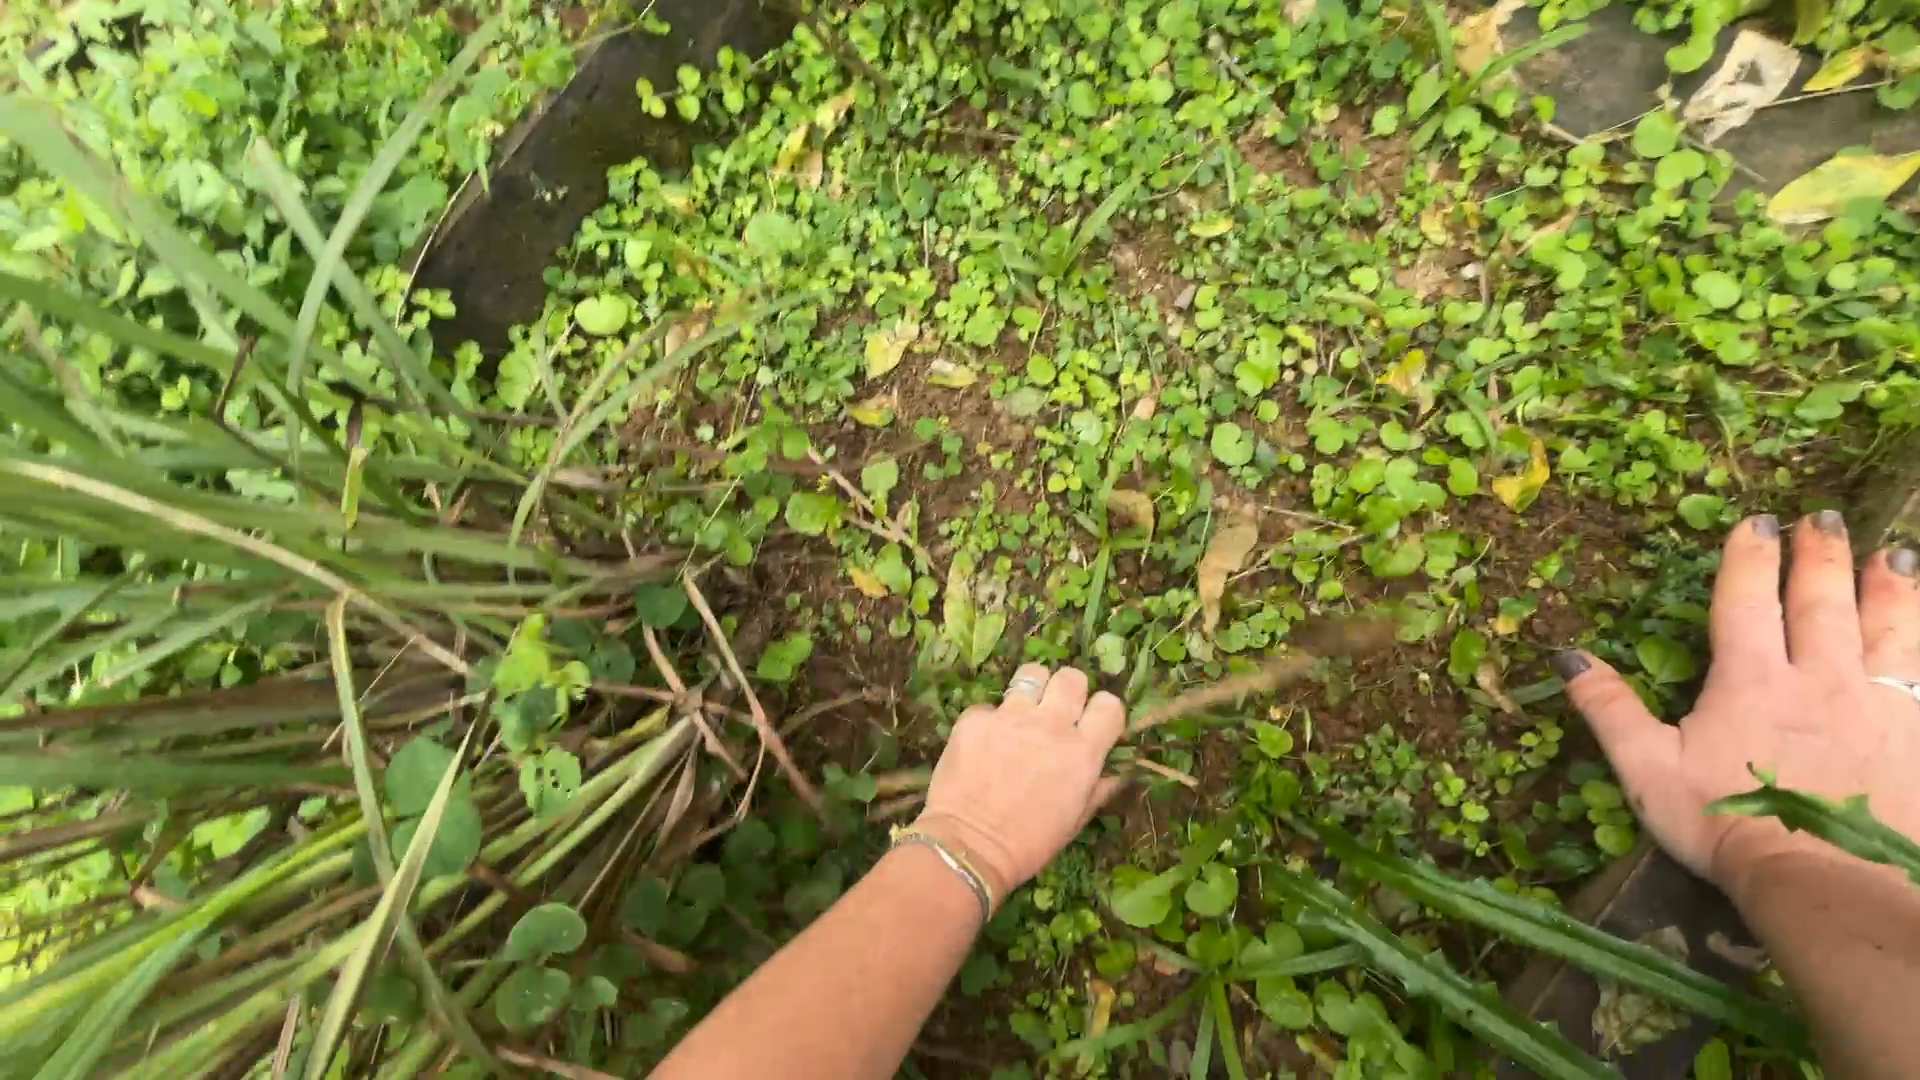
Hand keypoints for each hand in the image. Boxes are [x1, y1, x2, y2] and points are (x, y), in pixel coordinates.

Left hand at [912, 665, 1127, 901]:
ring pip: (1031, 674)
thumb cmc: (1029, 843)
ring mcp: (1010, 717)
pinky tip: (984, 743)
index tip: (1093, 721)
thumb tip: (1119, 769)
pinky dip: (990, 720)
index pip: (1109, 705)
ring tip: (1023, 709)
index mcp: (1082, 752)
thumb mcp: (1075, 819)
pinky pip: (990, 705)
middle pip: (1071, 678)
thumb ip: (1099, 787)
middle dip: (1068, 689)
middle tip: (1057, 708)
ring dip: (1031, 689)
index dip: (1103, 710)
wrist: (969, 847)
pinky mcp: (975, 718)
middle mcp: (1050, 726)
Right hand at [1559, 511, 1919, 897]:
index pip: (1748, 602)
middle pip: (1825, 604)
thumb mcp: (1644, 764)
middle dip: (1824, 557)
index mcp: (1751, 681)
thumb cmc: (1721, 819)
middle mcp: (1822, 680)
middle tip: (1827, 518)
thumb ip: (1607, 705)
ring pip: (1895, 632)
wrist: (1828, 883)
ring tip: (1898, 555)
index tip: (1758, 521)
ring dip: (1894, 589)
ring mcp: (1887, 709)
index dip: (1750, 558)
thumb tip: (1566, 653)